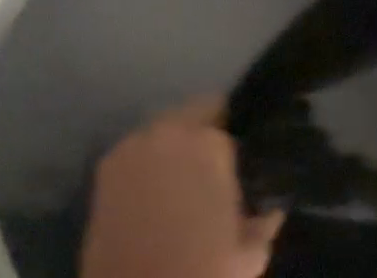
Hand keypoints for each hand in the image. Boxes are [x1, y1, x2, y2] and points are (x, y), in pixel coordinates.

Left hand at [80, 97, 285, 277]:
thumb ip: (264, 219)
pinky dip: (147, 162)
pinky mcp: (107, 164)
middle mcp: (170, 130)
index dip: (239, 142)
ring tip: (181, 181)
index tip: (242, 164)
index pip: (234, 119)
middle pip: (197, 113)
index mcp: (210, 143)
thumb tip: (269, 203)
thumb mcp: (249, 256)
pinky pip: (138, 150)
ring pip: (165, 129)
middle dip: (208, 134)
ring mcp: (134, 143)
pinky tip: (152, 191)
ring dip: (176, 146)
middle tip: (214, 170)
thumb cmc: (200, 274)